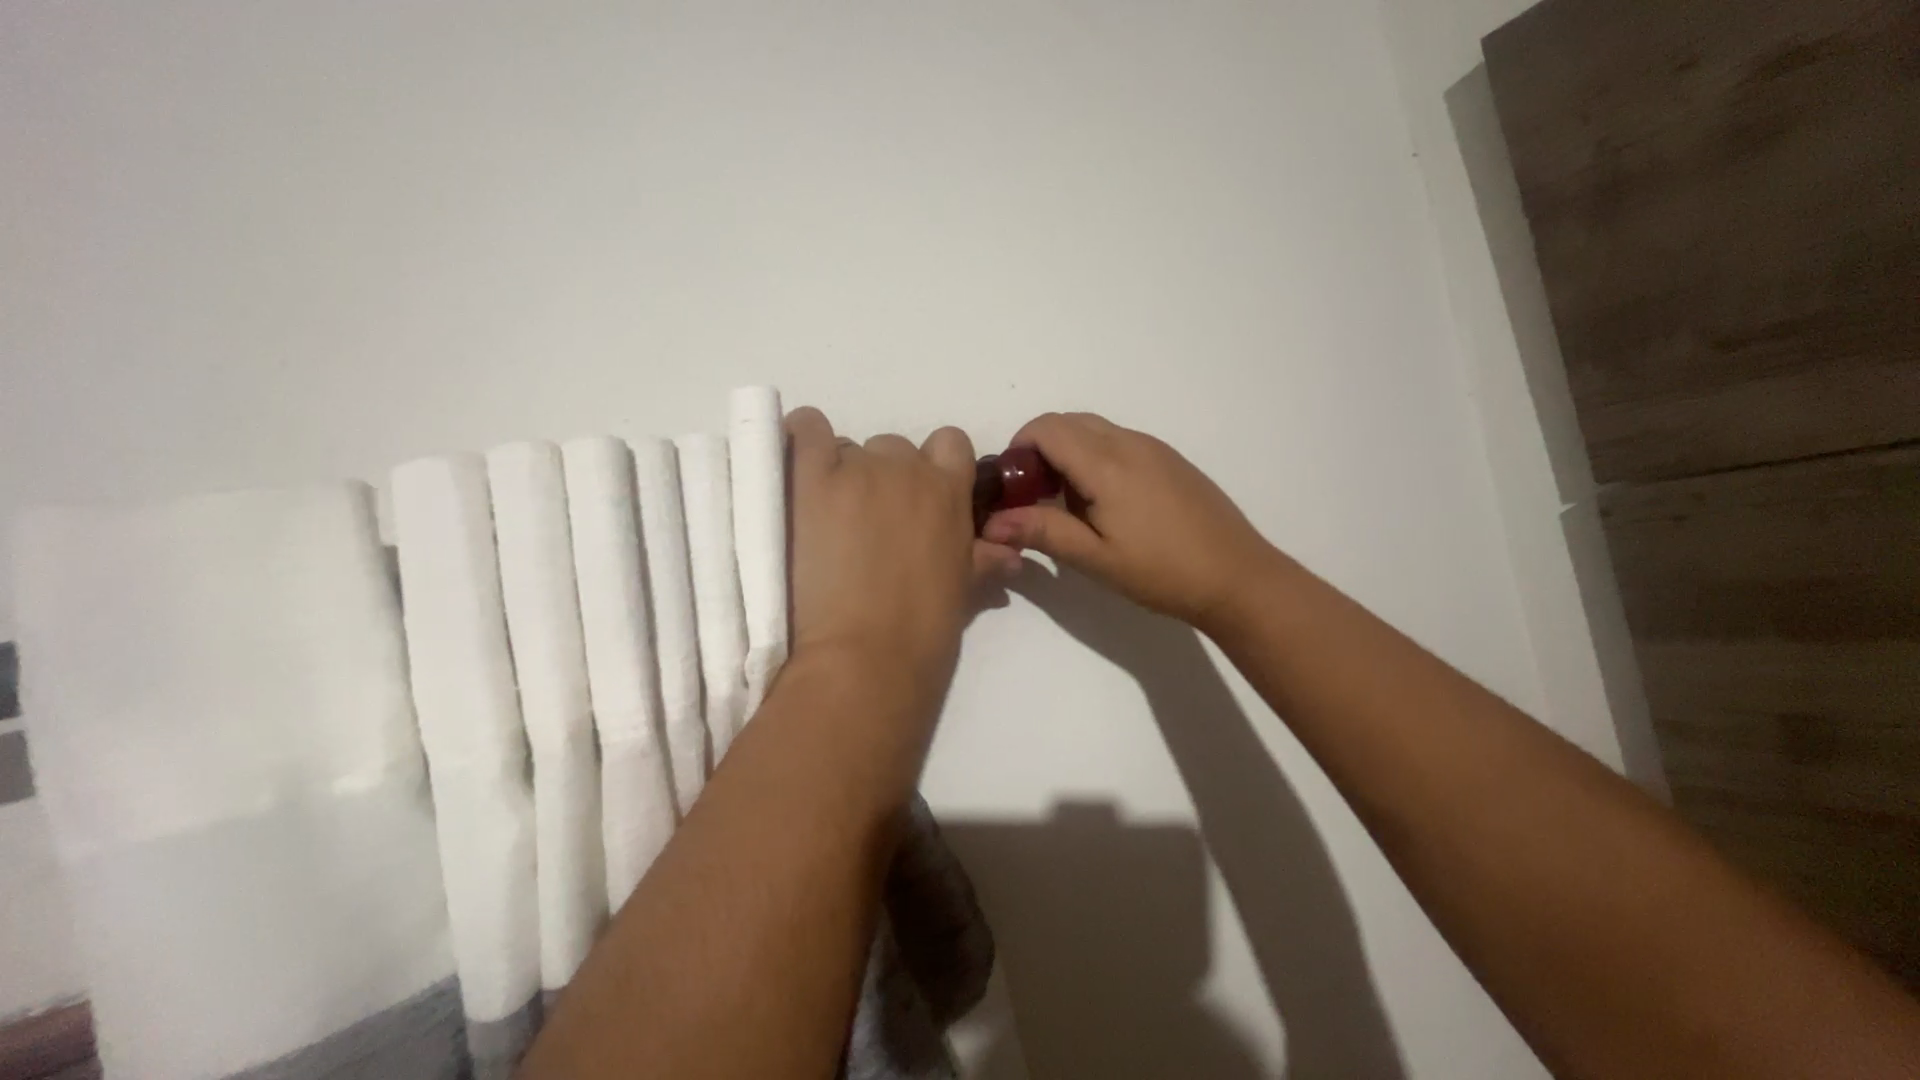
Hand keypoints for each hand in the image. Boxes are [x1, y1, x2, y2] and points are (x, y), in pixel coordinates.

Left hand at [786, 408, 1020, 693]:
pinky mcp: (808, 476)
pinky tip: (791, 481)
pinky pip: (803, 430)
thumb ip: (983, 561)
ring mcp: (855, 468)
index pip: (949, 444)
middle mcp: (905, 467)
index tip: (913, 499)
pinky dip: (797, 446)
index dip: (931, 467)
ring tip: (820, 521)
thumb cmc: (922, 631)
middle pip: (891, 450)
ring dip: (837, 475)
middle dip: (879, 480)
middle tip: (861, 526)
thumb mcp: (961, 591)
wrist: (865, 656)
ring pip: (846, 448)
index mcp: (949, 491)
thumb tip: (1010, 556)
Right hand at [981, 412, 1277, 627]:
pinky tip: (1106, 506)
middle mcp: (1130, 443)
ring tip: (1069, 507)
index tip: (1014, 489)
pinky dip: (1096, 459)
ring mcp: (1154, 448)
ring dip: (1068, 454)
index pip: (1046, 428)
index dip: (1018, 449)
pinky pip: (1119, 443)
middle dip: (1040, 450)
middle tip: (1035, 499)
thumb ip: (1042, 532)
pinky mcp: (1170, 460)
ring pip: (1094, 430)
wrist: (1238, 576)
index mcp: (1107, 463)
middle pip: (1068, 422)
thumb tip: (990, 523)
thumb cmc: (1162, 572)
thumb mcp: (1096, 559)